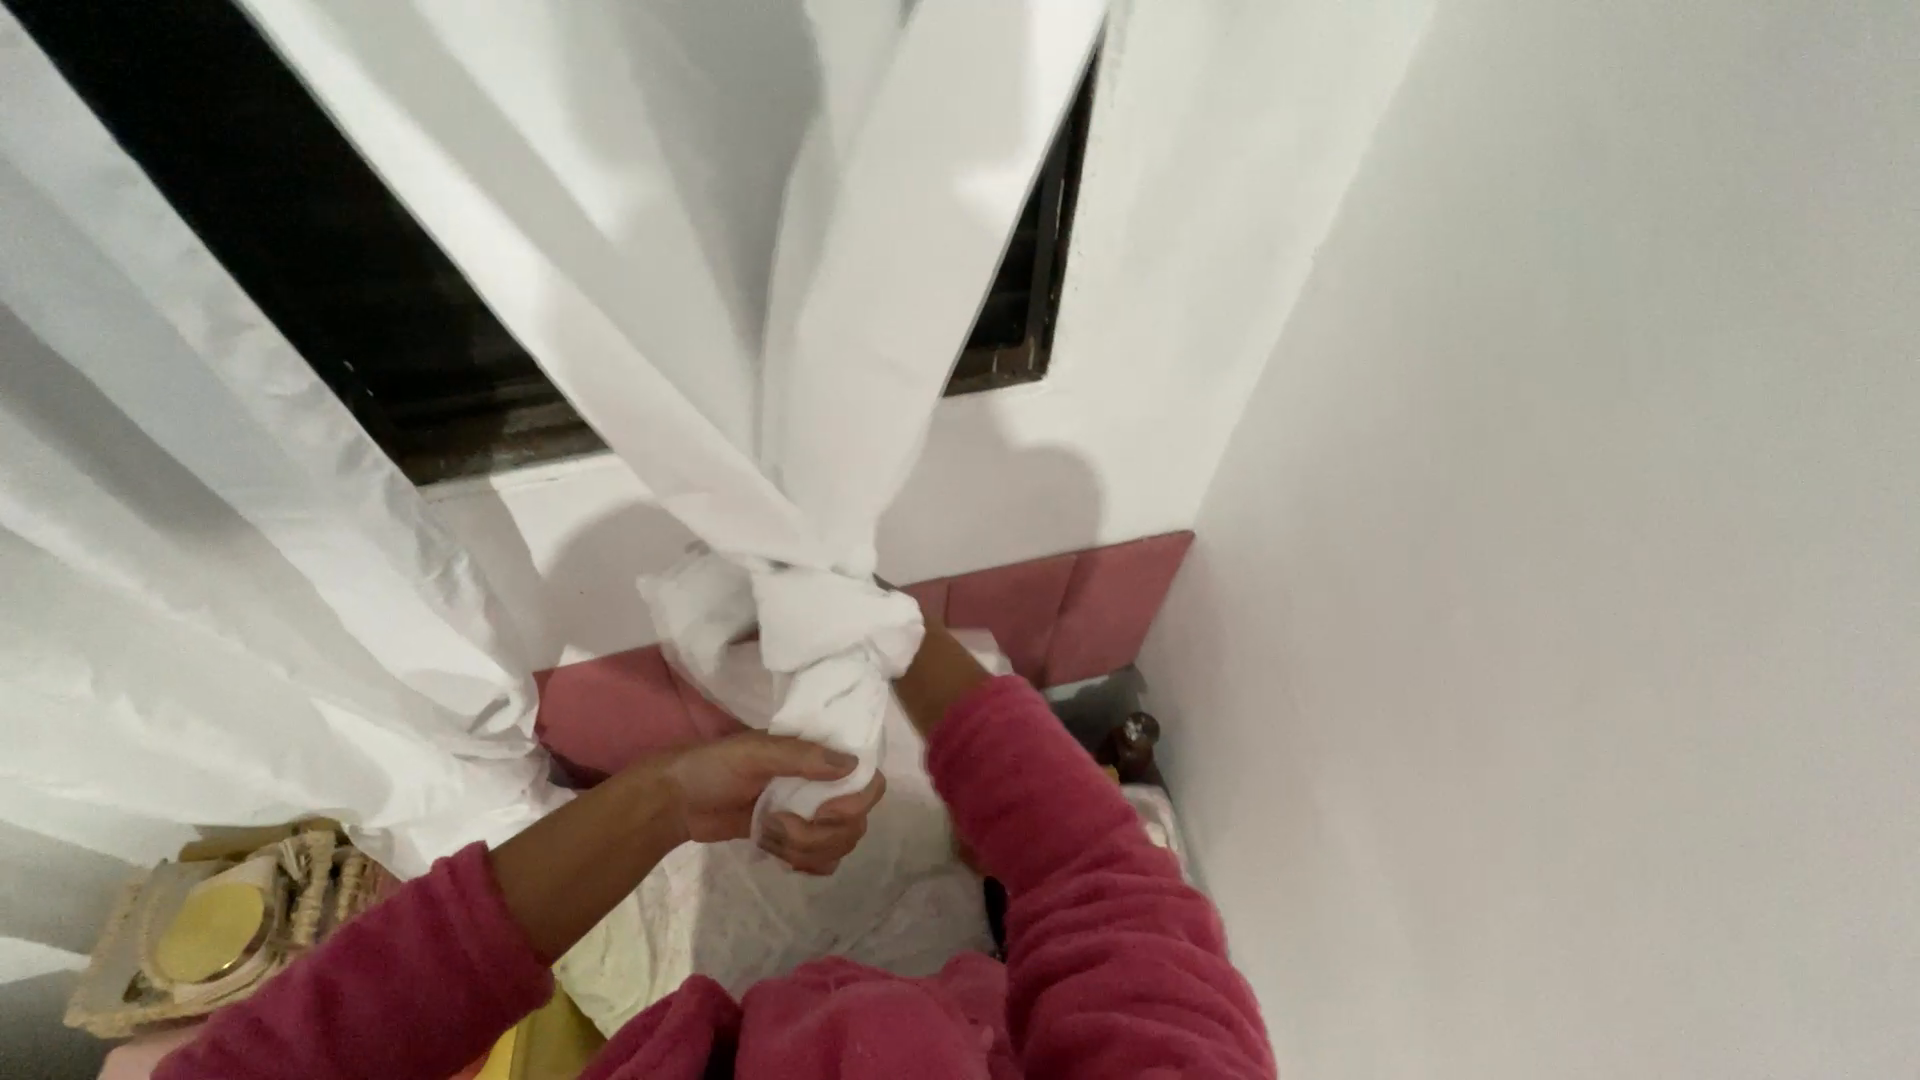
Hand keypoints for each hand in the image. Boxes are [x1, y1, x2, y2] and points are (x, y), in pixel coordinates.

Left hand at [654, 733, 887, 874]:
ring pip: (840, 845)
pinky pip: (825, 861)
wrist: (678, 802)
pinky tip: (778, 854)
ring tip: (768, 836)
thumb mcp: (755, 753)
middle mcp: (825, 785)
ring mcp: (812, 814)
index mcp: (820, 755)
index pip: (869, 779)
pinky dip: (806, 863)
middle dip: (818, 835)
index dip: (857, 802)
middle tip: (778, 826)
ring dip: (804, 850)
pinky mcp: (797, 840)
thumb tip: (852, 764)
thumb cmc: (714, 766)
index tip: (824, 813)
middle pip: (856, 822)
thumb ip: (802, 757)